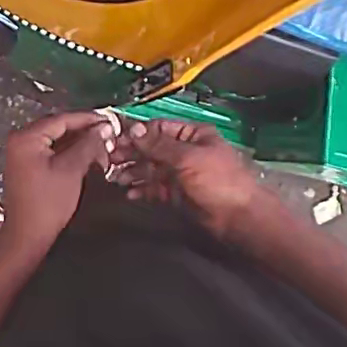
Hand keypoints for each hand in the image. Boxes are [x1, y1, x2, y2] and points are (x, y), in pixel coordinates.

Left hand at [0, 111, 113, 254]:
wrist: (28, 235)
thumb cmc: (47, 204)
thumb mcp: (72, 169)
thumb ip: (88, 144)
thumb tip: (103, 128)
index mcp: (26, 137)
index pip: (62, 119)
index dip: (88, 119)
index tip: (109, 121)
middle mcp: (21, 141)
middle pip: (59, 128)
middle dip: (85, 132)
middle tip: (108, 136)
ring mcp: (23, 154)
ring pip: (57, 140)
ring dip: (79, 144)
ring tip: (102, 150)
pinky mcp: (29, 166)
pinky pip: (52, 152)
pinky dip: (70, 154)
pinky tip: (88, 158)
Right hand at [109, 118, 272, 238]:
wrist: (238, 218)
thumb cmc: (217, 181)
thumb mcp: (187, 158)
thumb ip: (158, 144)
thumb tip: (132, 129)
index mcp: (192, 135)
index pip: (158, 128)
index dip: (136, 134)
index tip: (114, 139)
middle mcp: (185, 151)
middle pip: (152, 149)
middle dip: (131, 154)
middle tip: (108, 160)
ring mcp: (181, 173)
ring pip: (151, 169)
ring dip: (133, 172)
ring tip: (114, 178)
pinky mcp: (177, 194)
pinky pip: (155, 188)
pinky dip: (142, 189)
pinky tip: (129, 193)